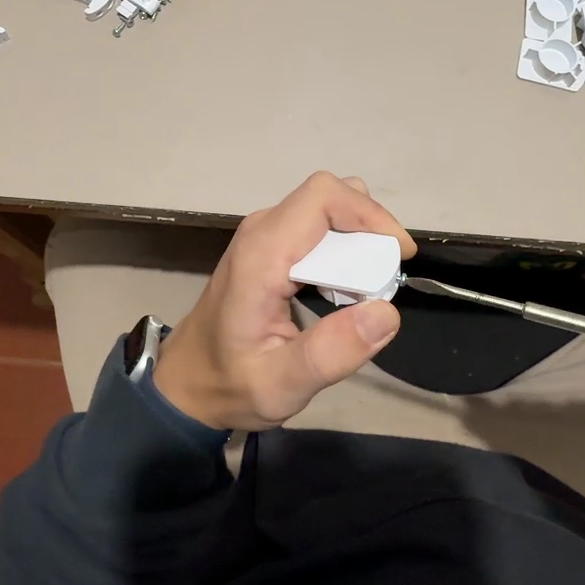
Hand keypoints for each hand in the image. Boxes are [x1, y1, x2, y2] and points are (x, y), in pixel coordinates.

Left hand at [154, 172, 415, 430]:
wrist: (186, 383)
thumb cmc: (229, 385)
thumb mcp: (281, 386)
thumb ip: (331, 353)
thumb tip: (387, 312)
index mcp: (261, 256)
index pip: (322, 197)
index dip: (369, 215)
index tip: (399, 256)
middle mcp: (261, 232)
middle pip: (328, 197)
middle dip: (369, 231)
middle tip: (386, 282)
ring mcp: (263, 235)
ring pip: (326, 208)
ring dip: (359, 239)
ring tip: (370, 288)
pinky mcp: (269, 245)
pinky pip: (317, 226)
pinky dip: (344, 247)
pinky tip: (348, 289)